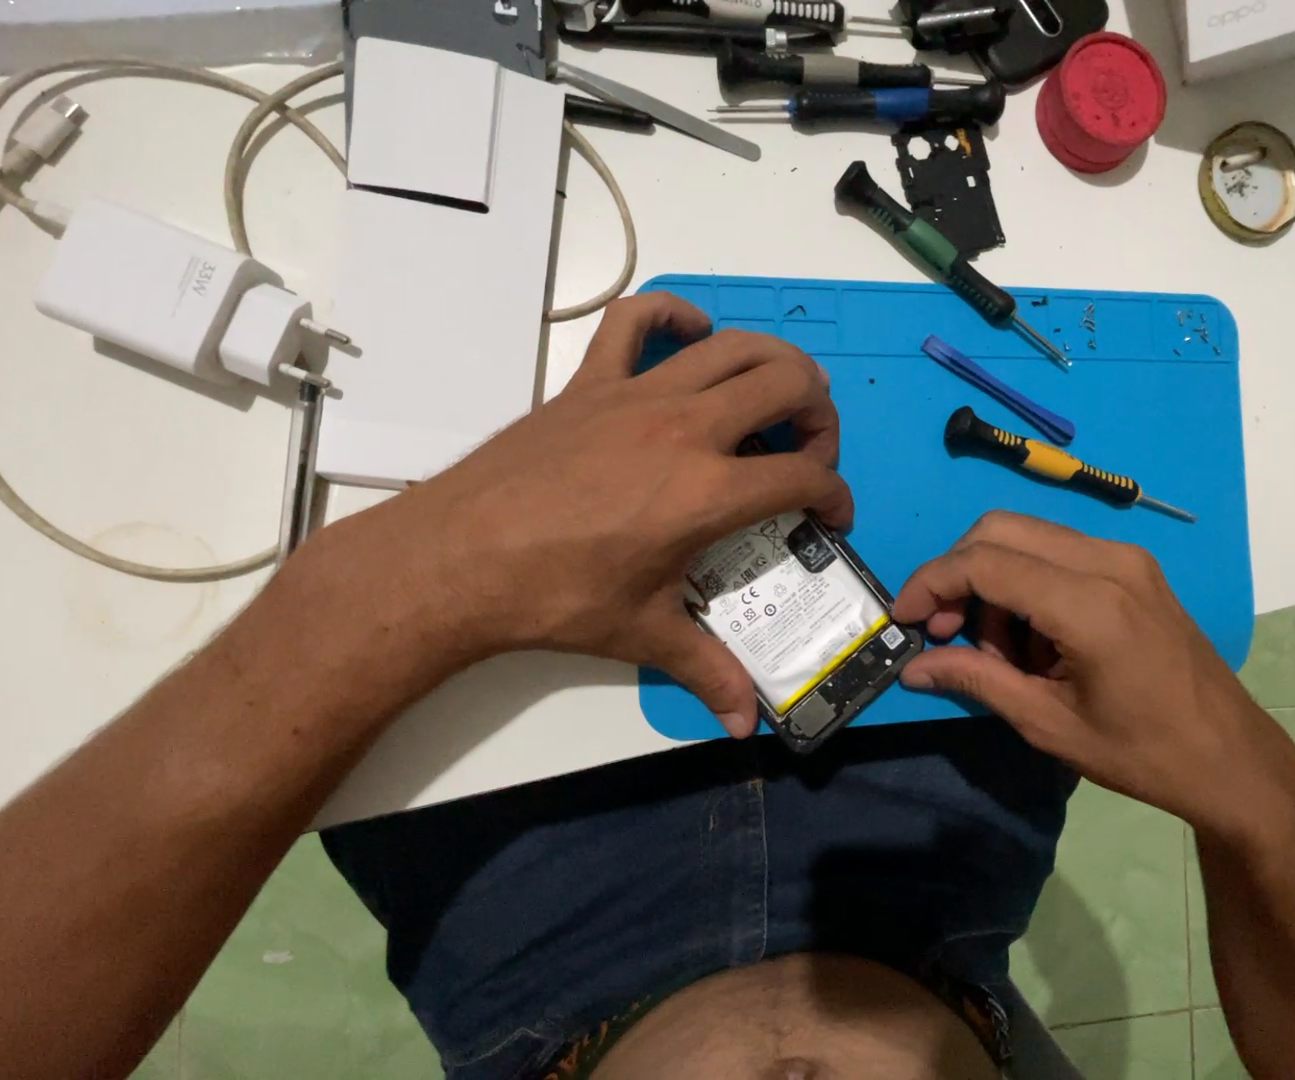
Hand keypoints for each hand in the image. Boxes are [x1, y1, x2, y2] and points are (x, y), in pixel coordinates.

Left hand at [305, 293, 850, 736]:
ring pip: (732, 345)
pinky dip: (674, 315)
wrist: (458, 560)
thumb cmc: (557, 597)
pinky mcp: (590, 382)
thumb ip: (709, 672)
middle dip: (820, 415)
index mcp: (708, 492)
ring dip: (772, 363)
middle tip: (806, 451)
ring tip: (775, 396)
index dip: (836, 496)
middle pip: (788, 384)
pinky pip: (637, 320)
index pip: (805, 477)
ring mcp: (636, 394)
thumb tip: (746, 727)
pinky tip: (692, 336)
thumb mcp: (644, 635)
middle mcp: (686, 428)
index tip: (831, 516)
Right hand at [891, 512, 1294, 847]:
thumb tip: (912, 668)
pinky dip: (1024, 582)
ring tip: (997, 650)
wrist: (1235, 759)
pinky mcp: (1133, 567)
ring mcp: (1127, 559)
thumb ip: (976, 683)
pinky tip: (1033, 638)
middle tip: (944, 630)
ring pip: (1026, 536)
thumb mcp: (1049, 725)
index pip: (985, 563)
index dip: (931, 582)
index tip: (904, 617)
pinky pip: (1056, 552)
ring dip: (991, 580)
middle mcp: (1109, 563)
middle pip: (999, 530)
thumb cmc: (1144, 754)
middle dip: (956, 573)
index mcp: (1090, 606)